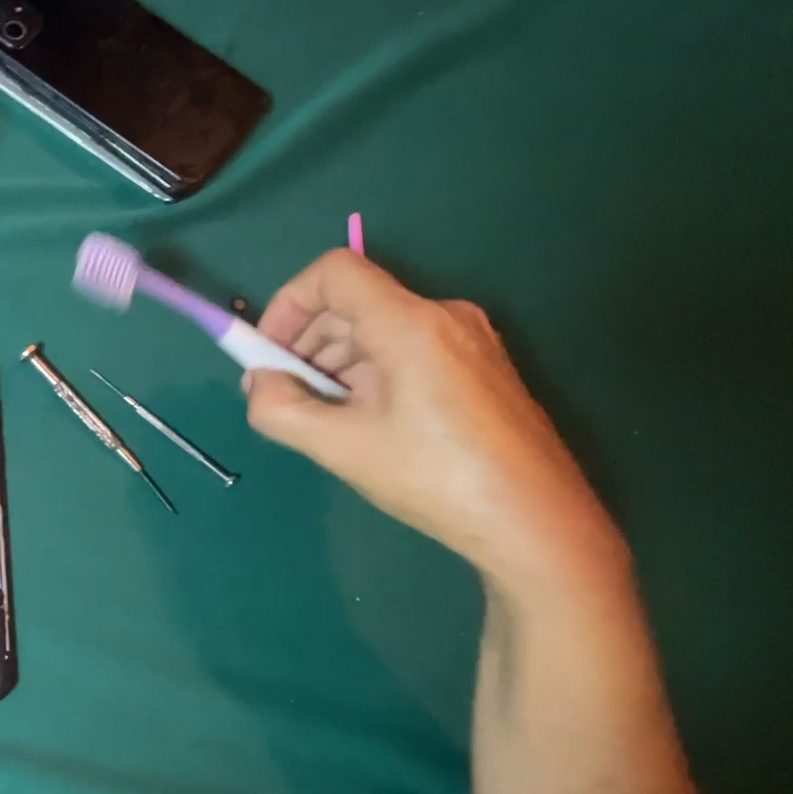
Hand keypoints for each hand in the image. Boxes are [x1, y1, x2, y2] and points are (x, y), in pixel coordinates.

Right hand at [243, 250, 621, 586]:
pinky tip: (365, 424)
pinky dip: (365, 375)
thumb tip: (259, 383)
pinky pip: (402, 349)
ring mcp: (465, 339)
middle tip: (287, 400)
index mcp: (409, 325)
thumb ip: (279, 410)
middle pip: (351, 303)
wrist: (534, 521)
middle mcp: (442, 316)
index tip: (267, 355)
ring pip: (374, 330)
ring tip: (326, 422)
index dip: (286, 304)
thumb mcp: (339, 447)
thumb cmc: (433, 477)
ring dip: (332, 365)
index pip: (334, 272)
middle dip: (304, 344)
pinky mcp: (475, 365)